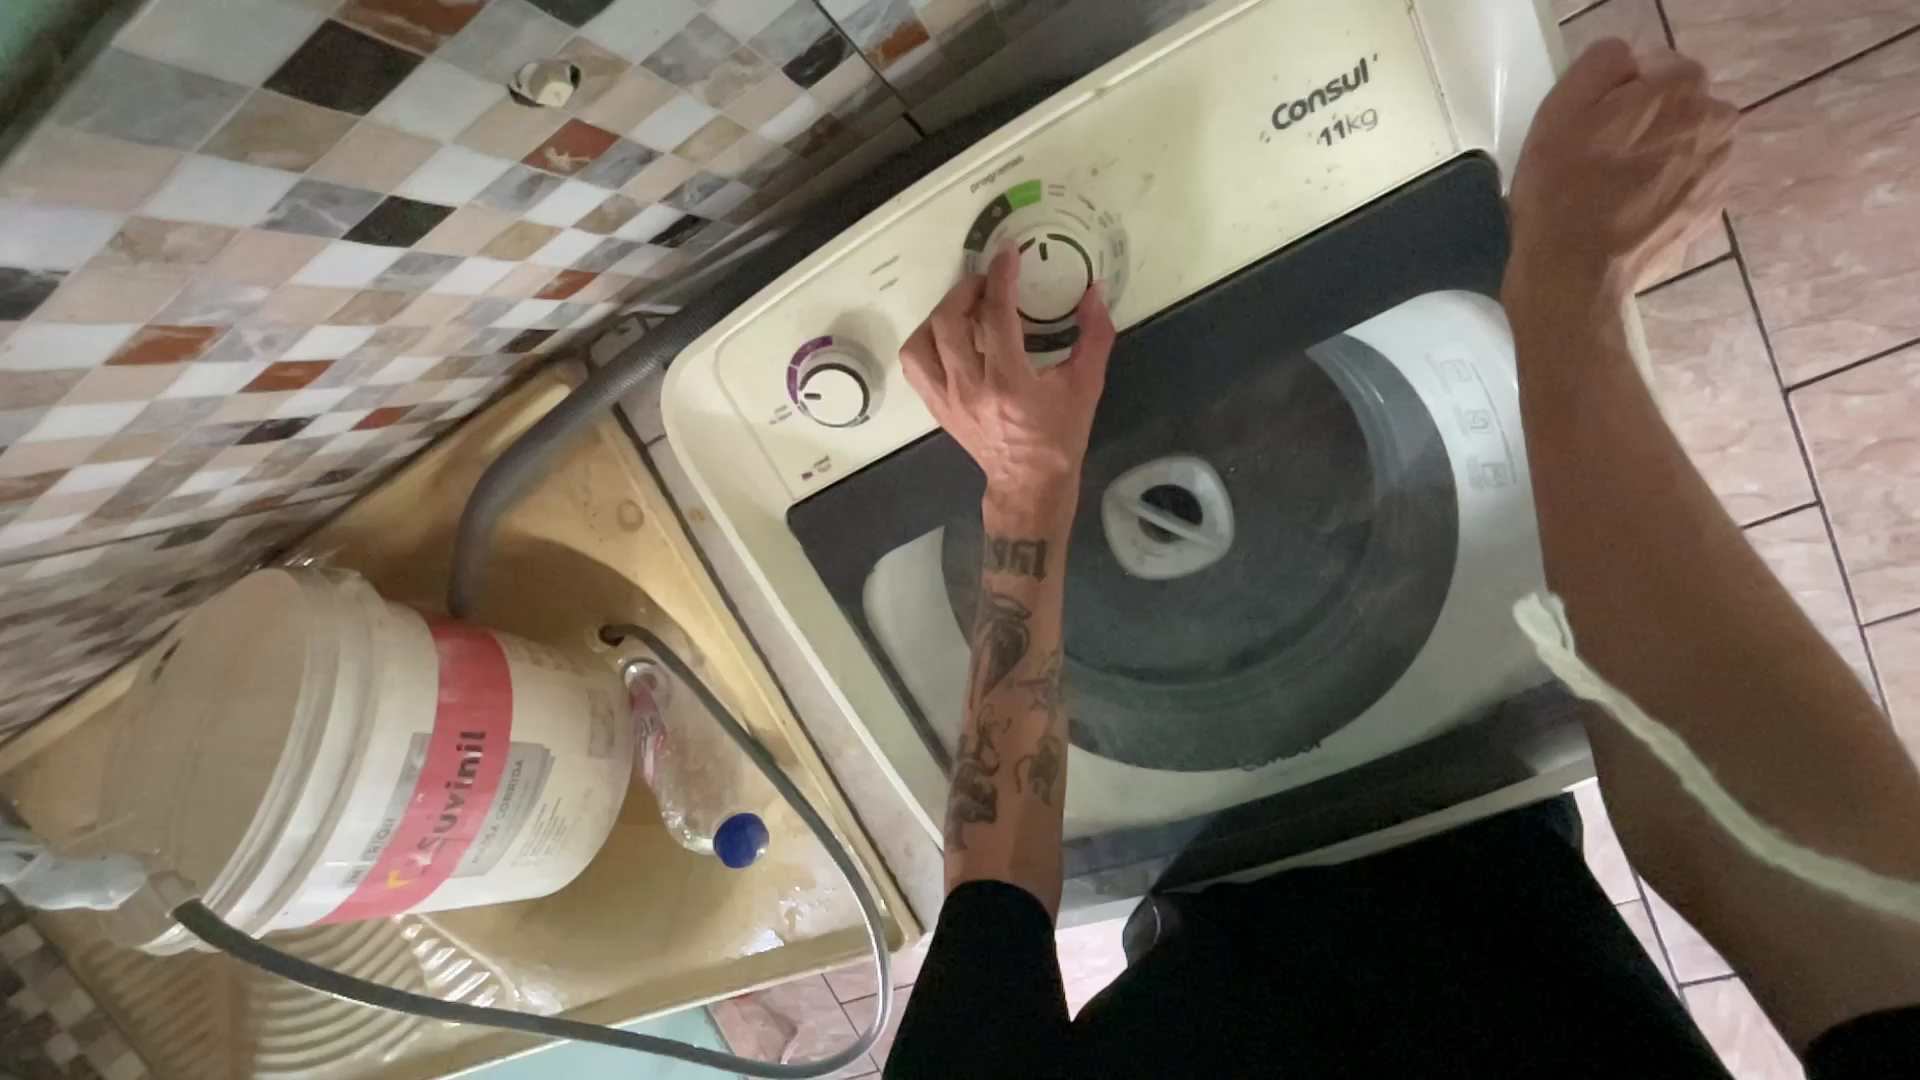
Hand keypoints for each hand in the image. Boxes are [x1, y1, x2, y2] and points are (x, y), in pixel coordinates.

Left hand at [900, 249, 1114, 514]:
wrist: (1029, 483)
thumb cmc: (1060, 437)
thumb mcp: (1086, 385)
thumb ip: (1094, 335)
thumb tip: (1094, 291)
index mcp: (1008, 383)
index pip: (996, 316)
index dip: (1001, 278)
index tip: (1007, 255)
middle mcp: (970, 390)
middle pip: (948, 323)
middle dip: (965, 291)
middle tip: (987, 284)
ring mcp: (948, 400)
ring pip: (921, 343)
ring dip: (939, 316)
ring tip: (964, 310)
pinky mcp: (937, 408)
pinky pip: (916, 366)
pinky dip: (927, 342)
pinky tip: (950, 337)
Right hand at [1507, 39, 1736, 300]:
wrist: (1573, 278)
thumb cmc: (1558, 199)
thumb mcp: (1554, 119)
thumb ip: (1595, 68)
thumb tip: (1619, 61)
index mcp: (1681, 88)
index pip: (1648, 70)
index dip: (1608, 101)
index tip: (1580, 134)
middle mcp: (1716, 119)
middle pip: (1670, 110)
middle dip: (1636, 131)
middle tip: (1587, 170)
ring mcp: (1718, 169)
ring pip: (1677, 151)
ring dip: (1647, 165)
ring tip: (1602, 200)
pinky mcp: (1706, 212)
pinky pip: (1678, 191)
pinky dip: (1653, 200)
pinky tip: (1618, 221)